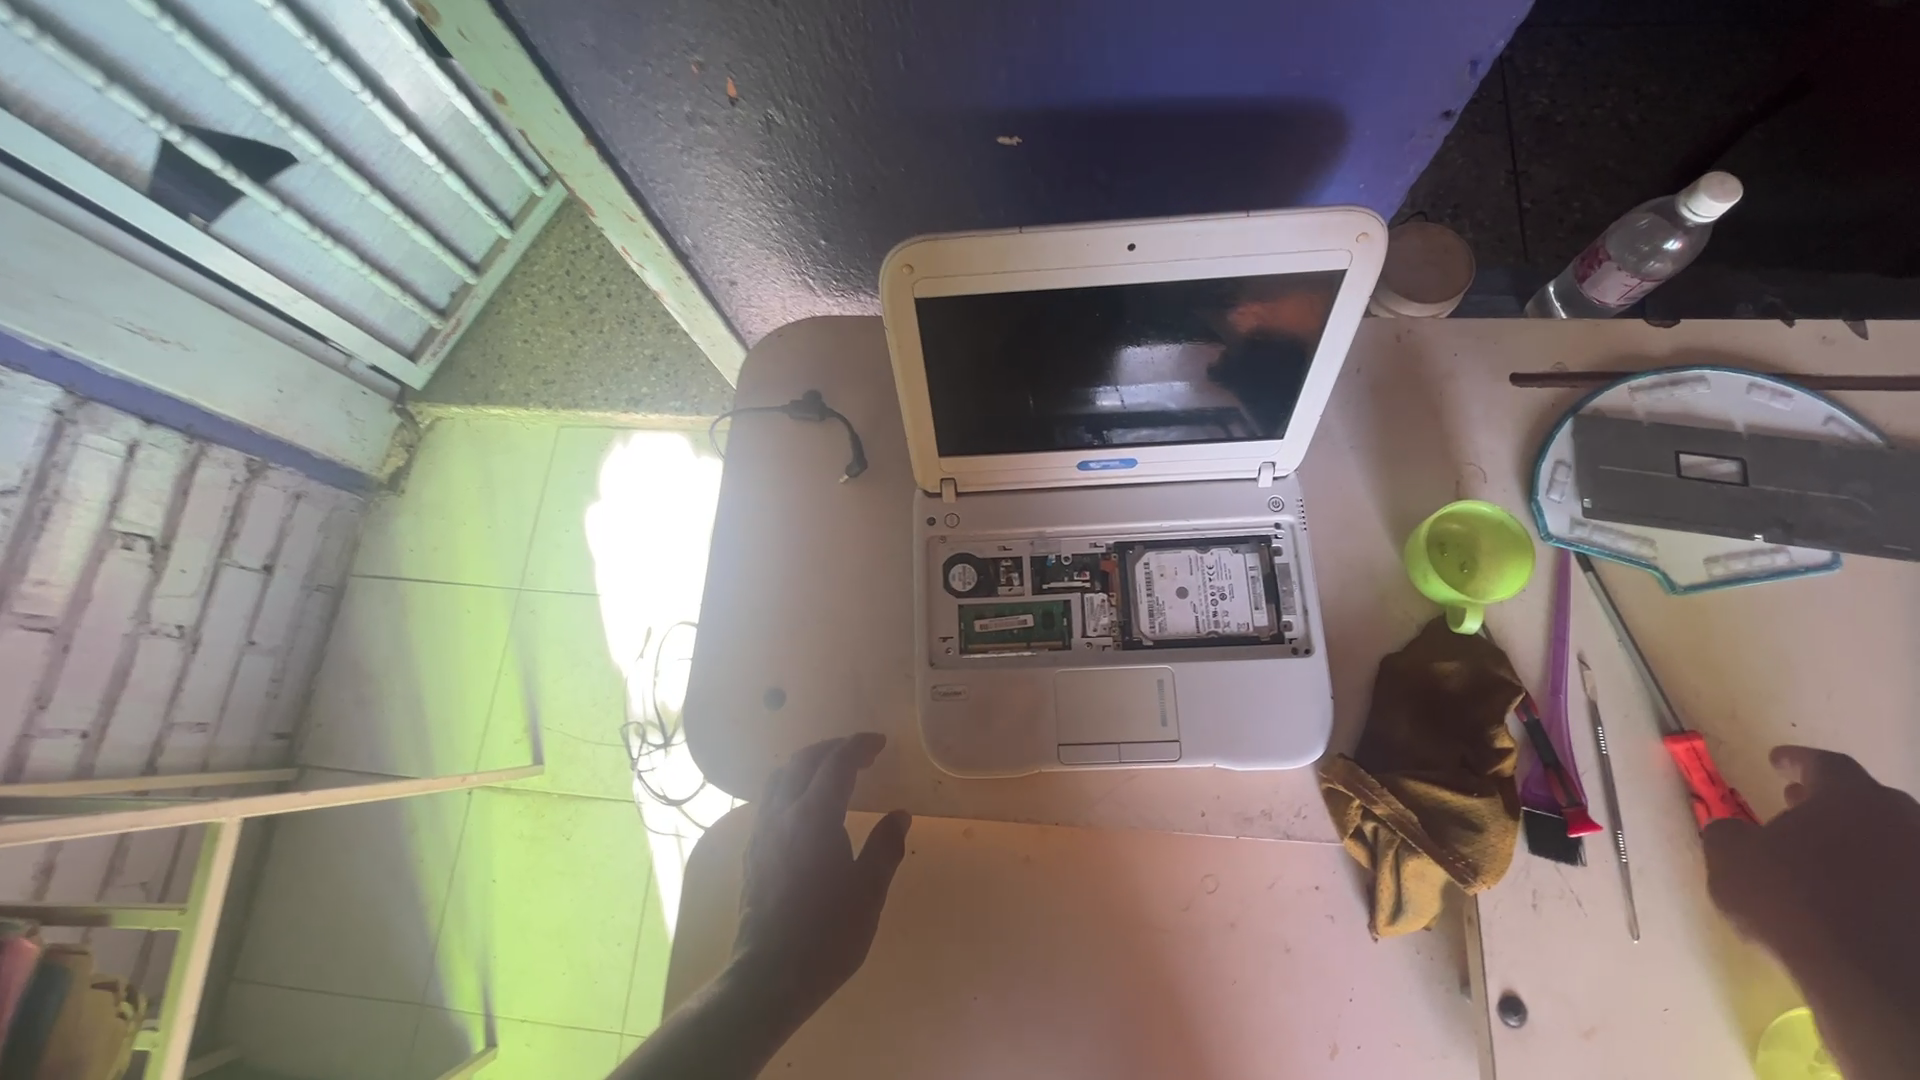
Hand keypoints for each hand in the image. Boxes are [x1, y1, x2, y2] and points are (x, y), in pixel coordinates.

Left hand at [733, 733, 911, 1019]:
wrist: (770, 976)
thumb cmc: (827, 935)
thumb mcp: (869, 891)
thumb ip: (885, 847)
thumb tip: (899, 815)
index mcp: (814, 816)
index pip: (836, 763)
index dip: (858, 746)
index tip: (879, 743)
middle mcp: (782, 814)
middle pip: (802, 762)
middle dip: (832, 748)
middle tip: (860, 753)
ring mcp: (762, 833)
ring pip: (779, 778)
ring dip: (807, 764)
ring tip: (831, 773)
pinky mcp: (751, 853)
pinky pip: (770, 801)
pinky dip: (791, 787)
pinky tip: (806, 809)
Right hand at [1704, 745, 1919, 1079]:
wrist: (1873, 979)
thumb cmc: (1791, 900)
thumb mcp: (1729, 857)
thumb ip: (1727, 831)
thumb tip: (1734, 829)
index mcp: (1850, 798)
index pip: (1825, 764)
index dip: (1797, 760)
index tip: (1776, 760)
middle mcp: (1902, 822)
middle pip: (1868, 799)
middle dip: (1830, 800)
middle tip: (1797, 803)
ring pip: (1891, 838)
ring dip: (1856, 839)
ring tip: (1821, 853)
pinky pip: (1901, 877)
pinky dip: (1876, 875)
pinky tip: (1848, 892)